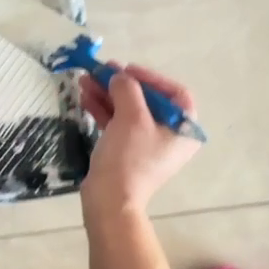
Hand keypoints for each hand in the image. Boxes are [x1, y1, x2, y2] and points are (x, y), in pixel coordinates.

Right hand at [78, 65, 199, 217]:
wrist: (110, 198)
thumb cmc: (129, 157)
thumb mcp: (131, 118)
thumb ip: (127, 90)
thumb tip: (119, 76)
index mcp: (184, 129)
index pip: (173, 93)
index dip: (150, 77)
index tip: (126, 70)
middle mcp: (170, 135)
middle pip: (147, 100)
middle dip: (121, 85)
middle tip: (100, 71)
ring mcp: (147, 144)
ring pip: (128, 111)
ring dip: (106, 94)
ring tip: (84, 80)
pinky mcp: (127, 151)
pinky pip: (118, 124)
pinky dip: (103, 110)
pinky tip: (85, 97)